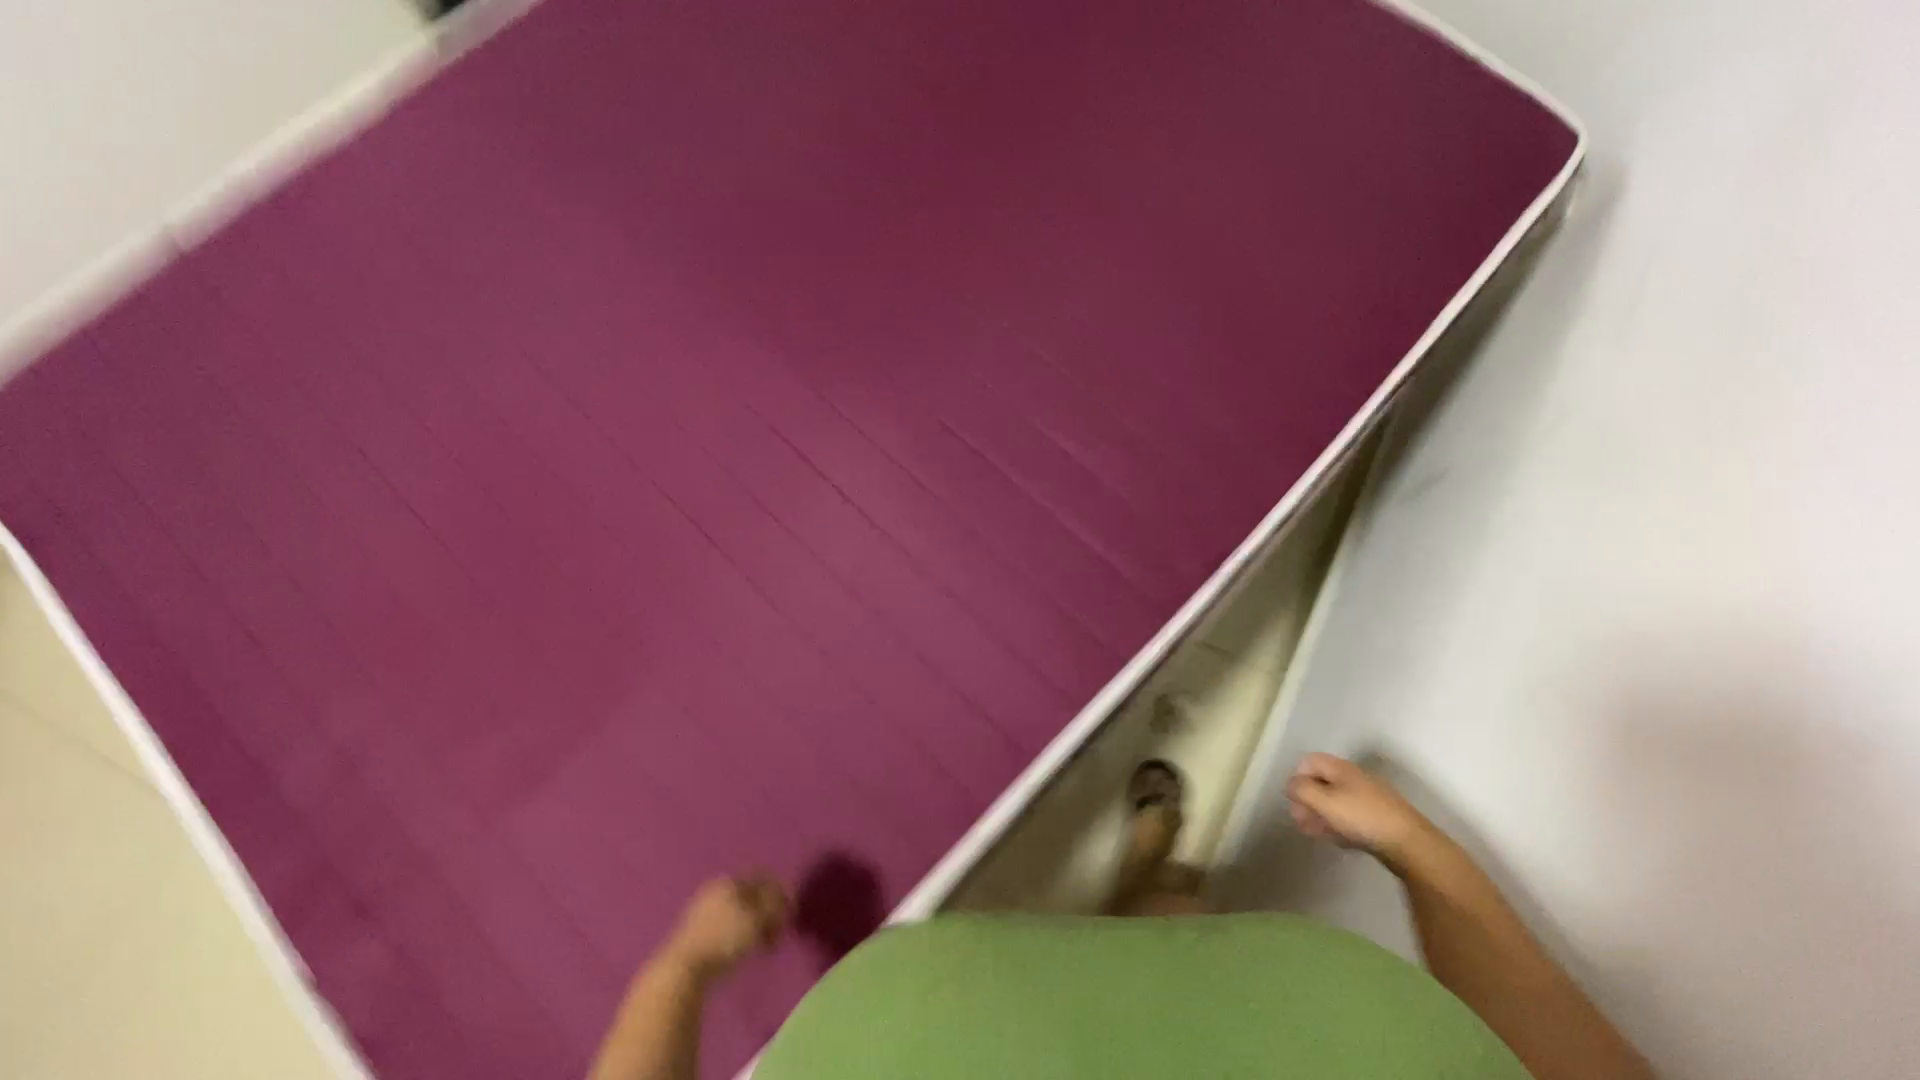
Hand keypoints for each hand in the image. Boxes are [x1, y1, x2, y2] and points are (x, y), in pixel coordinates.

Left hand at [666, 875, 789, 977]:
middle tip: (779, 932)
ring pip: (740, 912)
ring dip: (756, 926)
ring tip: (765, 946)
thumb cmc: (725, 939)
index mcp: (730, 881)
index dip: (780, 893)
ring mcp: (704, 909)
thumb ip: (776, 906)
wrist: (684, 967)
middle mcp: (716, 889)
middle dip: (768, 912)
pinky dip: (741, 935)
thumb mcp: (758, 920)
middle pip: (752, 896)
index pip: (763, 878)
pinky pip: (728, 926)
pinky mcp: (697, 931)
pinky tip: (746, 950)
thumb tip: (786, 900)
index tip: (790, 913)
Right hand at [1286, 753, 1436, 865]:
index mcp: (1341, 769)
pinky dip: (1338, 824)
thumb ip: (1301, 789)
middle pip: (1323, 782)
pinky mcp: (1378, 819)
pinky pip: (1350, 817)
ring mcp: (1368, 799)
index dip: (1297, 777)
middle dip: (1307, 799)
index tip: (1294, 799)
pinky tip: (1336, 839)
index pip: (1310, 762)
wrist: (1408, 842)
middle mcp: (1354, 779)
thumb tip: (1291, 785)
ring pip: (1336, 802)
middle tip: (1299, 818)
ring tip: (1312, 831)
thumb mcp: (1324, 801)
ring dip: (1320, 814)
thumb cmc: (1361, 817)